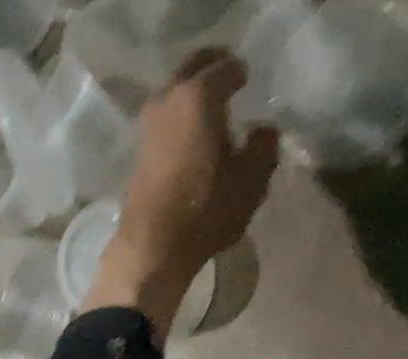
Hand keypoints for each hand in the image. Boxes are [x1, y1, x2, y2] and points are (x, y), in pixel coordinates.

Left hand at [83, 49, 280, 339]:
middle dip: (214, 67)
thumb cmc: (207, 209)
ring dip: (195, 92)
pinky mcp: (140, 146)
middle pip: (193, 67)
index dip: (241, 71)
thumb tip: (266, 130)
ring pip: (176, 90)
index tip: (251, 79)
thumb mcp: (250, 181)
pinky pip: (167, 115)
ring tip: (216, 109)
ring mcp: (149, 120)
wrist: (155, 243)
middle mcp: (169, 97)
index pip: (225, 67)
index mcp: (200, 96)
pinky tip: (196, 134)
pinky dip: (183, 115)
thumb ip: (263, 148)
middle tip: (232, 78)